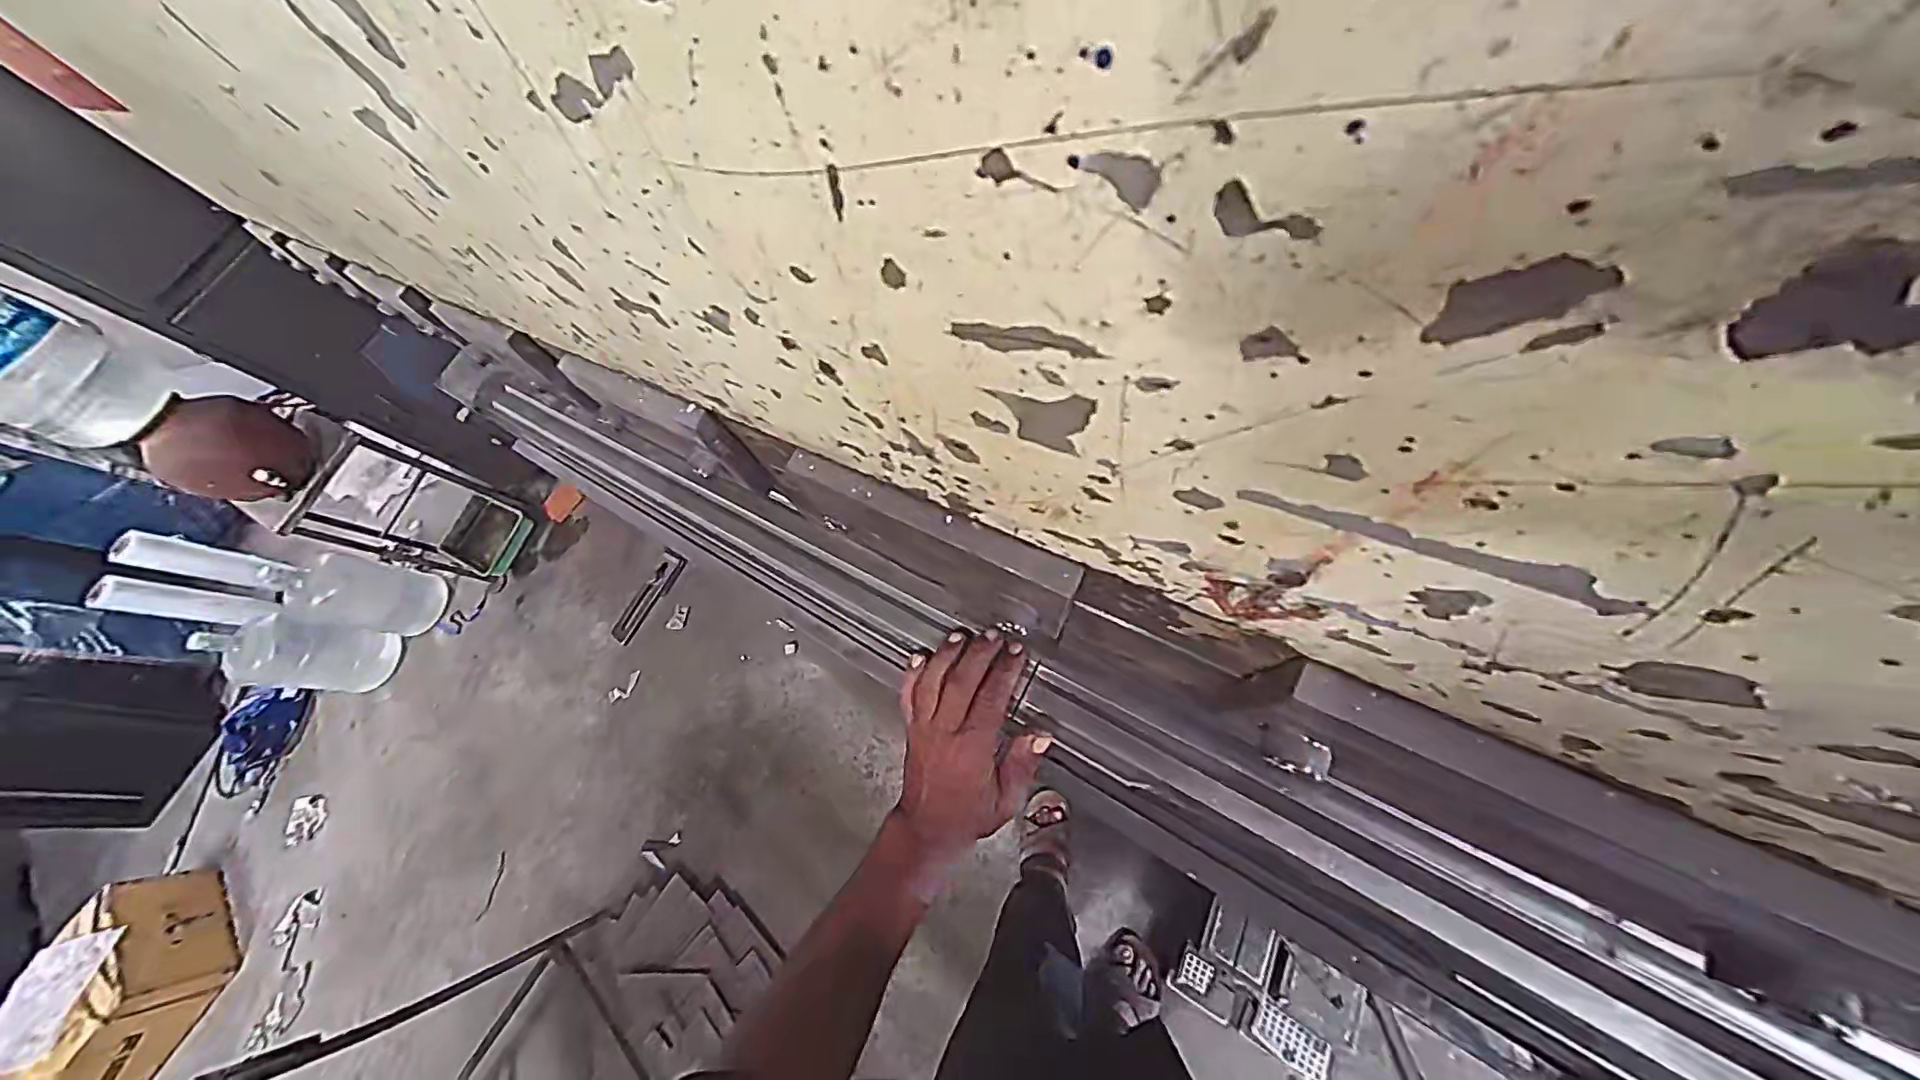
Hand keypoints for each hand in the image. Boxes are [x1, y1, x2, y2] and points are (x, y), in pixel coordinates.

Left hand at [894, 629, 1049, 857]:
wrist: (928, 828)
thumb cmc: (967, 815)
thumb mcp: (1006, 800)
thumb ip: (1022, 764)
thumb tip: (1039, 736)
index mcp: (971, 749)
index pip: (990, 699)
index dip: (1004, 672)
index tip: (1016, 654)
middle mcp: (944, 734)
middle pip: (961, 682)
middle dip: (980, 654)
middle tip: (994, 636)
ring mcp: (924, 728)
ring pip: (933, 682)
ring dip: (948, 656)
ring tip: (962, 636)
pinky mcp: (911, 728)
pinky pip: (909, 695)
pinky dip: (913, 673)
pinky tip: (921, 656)